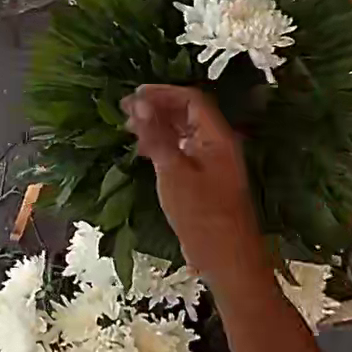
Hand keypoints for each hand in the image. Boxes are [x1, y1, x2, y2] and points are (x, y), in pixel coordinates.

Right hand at [122, 84, 261, 283]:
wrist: (227, 259)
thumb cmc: (201, 214)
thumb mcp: (172, 171)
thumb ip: (155, 135)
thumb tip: (138, 103)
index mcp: (217, 137)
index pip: (191, 99)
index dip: (162, 93)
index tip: (133, 96)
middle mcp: (217, 144)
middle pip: (188, 113)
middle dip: (157, 107)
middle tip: (125, 110)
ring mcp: (212, 163)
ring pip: (184, 132)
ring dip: (158, 125)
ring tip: (129, 128)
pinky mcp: (204, 180)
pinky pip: (182, 151)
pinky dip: (163, 145)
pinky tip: (144, 151)